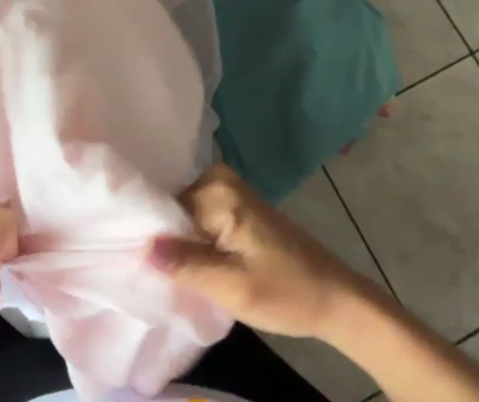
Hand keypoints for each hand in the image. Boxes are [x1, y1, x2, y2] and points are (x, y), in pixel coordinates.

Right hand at [147, 165, 379, 339]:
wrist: (337, 299)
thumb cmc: (287, 293)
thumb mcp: (232, 288)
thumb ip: (186, 264)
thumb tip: (142, 247)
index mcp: (217, 190)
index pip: (162, 210)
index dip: (154, 241)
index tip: (148, 269)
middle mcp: (219, 178)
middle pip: (172, 210)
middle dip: (168, 242)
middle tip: (168, 278)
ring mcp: (229, 189)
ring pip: (184, 217)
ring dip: (181, 245)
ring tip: (181, 275)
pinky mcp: (237, 205)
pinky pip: (199, 219)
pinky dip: (195, 242)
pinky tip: (197, 266)